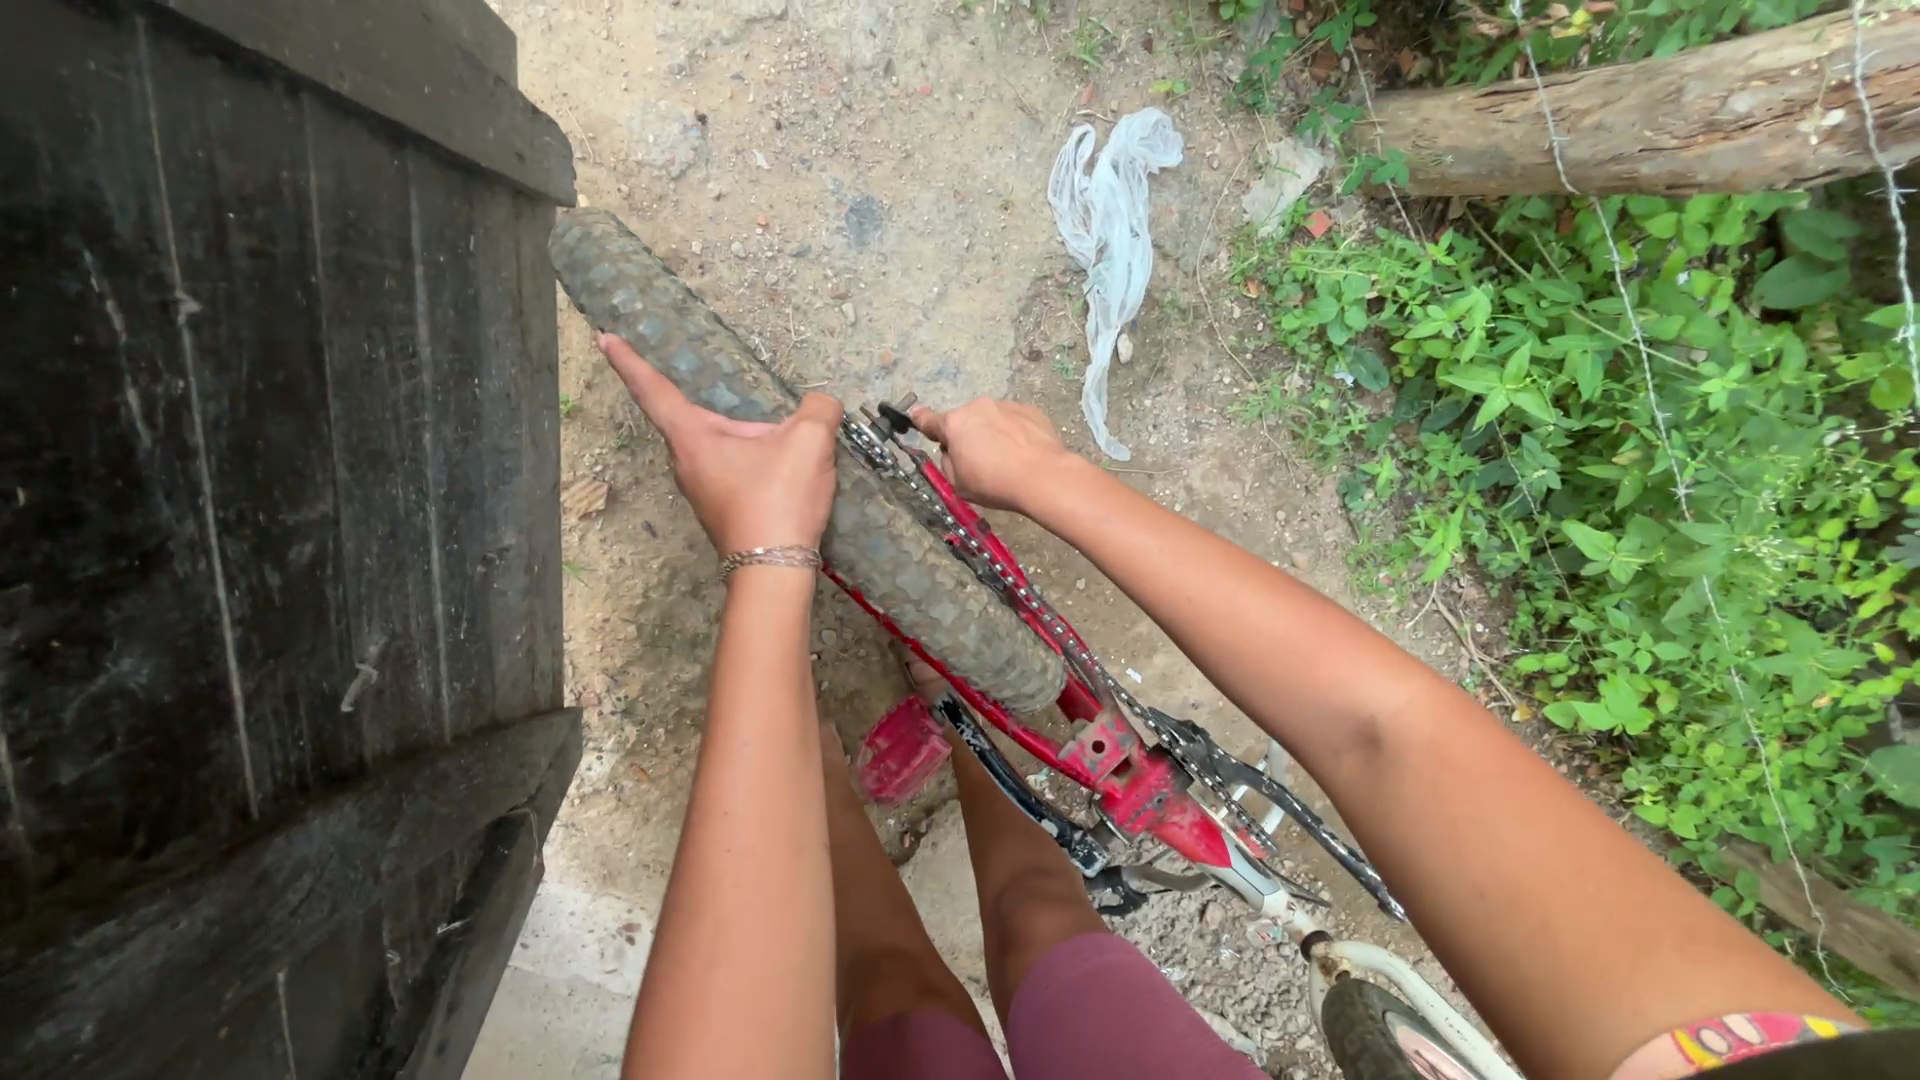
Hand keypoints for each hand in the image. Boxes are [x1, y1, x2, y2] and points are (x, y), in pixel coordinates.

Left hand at [600, 334, 842, 553]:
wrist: (775, 569)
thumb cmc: (779, 500)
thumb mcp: (809, 442)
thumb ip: (818, 411)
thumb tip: (822, 406)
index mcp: (693, 439)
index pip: (653, 390)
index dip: (629, 361)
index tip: (604, 338)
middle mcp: (685, 464)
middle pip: (686, 421)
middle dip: (701, 402)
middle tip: (715, 384)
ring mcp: (700, 492)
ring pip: (710, 449)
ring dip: (732, 437)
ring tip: (767, 436)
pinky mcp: (719, 512)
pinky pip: (727, 472)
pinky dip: (745, 460)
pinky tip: (774, 466)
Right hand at [908, 398, 1081, 513]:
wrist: (1043, 476)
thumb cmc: (994, 483)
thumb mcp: (958, 484)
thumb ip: (948, 462)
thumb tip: (953, 451)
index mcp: (954, 424)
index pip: (929, 420)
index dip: (921, 420)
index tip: (916, 415)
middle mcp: (978, 407)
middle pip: (965, 422)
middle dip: (968, 437)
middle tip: (981, 463)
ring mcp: (1005, 405)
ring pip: (991, 420)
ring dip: (993, 434)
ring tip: (1008, 459)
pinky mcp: (1029, 410)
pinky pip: (1014, 421)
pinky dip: (1015, 433)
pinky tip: (1024, 452)